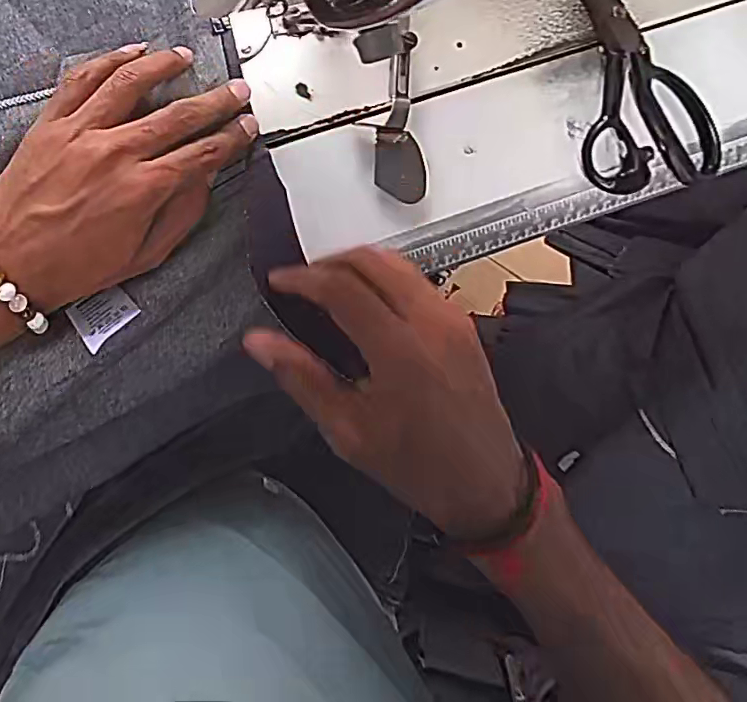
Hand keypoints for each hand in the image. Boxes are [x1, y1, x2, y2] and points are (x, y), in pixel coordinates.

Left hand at [0, 43, 256, 367]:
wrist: (8, 263)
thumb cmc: (70, 266)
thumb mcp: (142, 255)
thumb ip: (181, 215)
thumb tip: (205, 180)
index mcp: (141, 189)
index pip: (202, 151)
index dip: (231, 136)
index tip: (244, 126)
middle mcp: (114, 153)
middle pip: (178, 114)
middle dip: (216, 100)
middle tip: (234, 91)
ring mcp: (79, 133)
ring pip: (131, 82)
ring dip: (164, 65)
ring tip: (183, 57)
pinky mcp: (51, 124)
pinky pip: (81, 79)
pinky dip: (109, 60)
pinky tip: (129, 53)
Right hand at [244, 247, 526, 538]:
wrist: (488, 485)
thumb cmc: (419, 466)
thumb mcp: (347, 431)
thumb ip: (300, 377)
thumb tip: (259, 341)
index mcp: (400, 351)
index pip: (340, 287)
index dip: (301, 277)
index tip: (279, 281)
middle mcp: (430, 324)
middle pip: (368, 260)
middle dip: (325, 263)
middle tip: (299, 280)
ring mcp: (451, 318)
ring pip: (394, 261)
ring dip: (353, 264)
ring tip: (326, 285)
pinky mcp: (460, 321)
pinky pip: (414, 277)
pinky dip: (380, 275)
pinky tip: (363, 298)